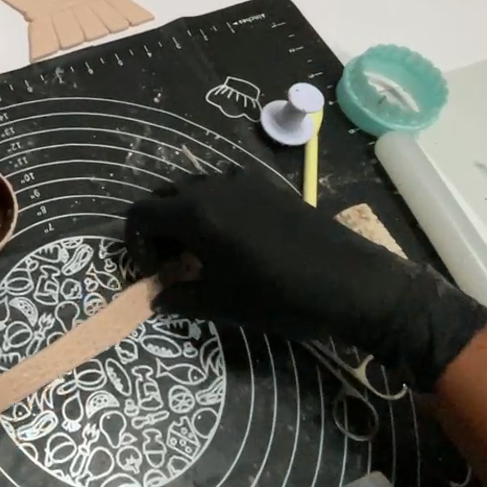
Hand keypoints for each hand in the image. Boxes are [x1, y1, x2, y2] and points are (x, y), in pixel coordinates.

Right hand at [125, 170, 486, 388]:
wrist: (352, 282)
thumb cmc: (280, 296)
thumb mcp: (222, 304)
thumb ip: (180, 298)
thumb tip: (157, 299)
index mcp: (193, 213)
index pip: (140, 214)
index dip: (134, 243)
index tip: (152, 272)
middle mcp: (210, 188)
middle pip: (163, 196)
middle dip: (158, 228)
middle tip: (172, 263)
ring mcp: (240, 181)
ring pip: (192, 190)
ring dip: (184, 216)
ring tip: (201, 252)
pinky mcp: (265, 186)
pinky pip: (221, 189)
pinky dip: (211, 209)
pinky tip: (233, 240)